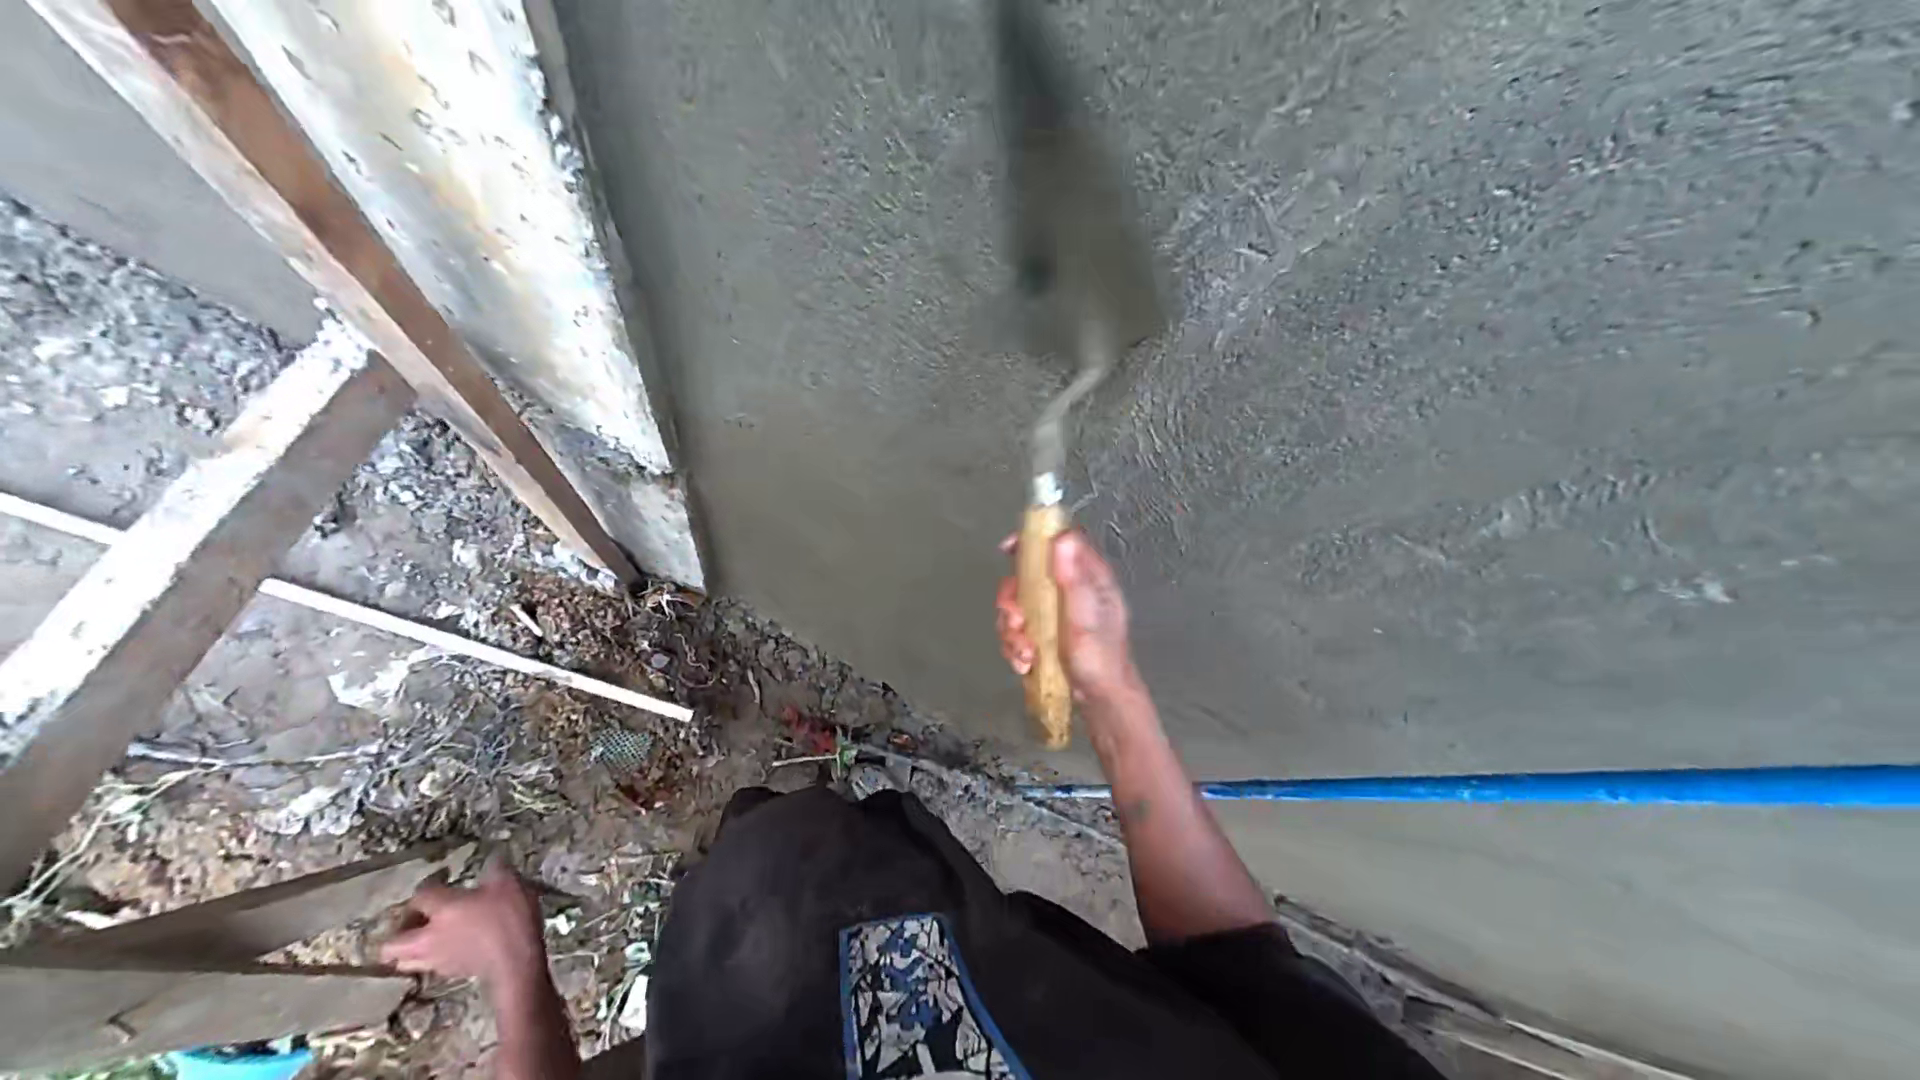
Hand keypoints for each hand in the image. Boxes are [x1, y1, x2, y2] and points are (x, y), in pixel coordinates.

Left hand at [381, 858, 547, 989]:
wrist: (514, 959)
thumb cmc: (508, 916)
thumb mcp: (508, 882)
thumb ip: (496, 868)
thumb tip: (493, 856)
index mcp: (442, 909)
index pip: (421, 895)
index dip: (430, 882)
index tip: (444, 876)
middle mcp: (429, 936)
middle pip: (392, 942)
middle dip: (401, 929)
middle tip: (421, 916)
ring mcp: (435, 959)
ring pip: (404, 960)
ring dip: (410, 948)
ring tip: (429, 935)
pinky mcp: (448, 972)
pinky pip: (426, 966)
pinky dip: (431, 956)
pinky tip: (450, 946)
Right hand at [995, 528, 1142, 706]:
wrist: (1101, 701)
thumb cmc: (1101, 659)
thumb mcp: (1086, 617)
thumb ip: (1074, 579)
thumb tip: (1061, 538)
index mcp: (1087, 577)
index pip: (1058, 541)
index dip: (1032, 540)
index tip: (1007, 549)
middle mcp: (1069, 589)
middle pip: (1027, 575)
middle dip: (1013, 600)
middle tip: (1016, 622)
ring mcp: (1055, 613)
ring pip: (1017, 605)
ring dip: (1012, 630)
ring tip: (1025, 652)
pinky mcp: (1044, 634)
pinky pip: (1017, 630)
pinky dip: (1015, 646)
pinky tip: (1025, 662)